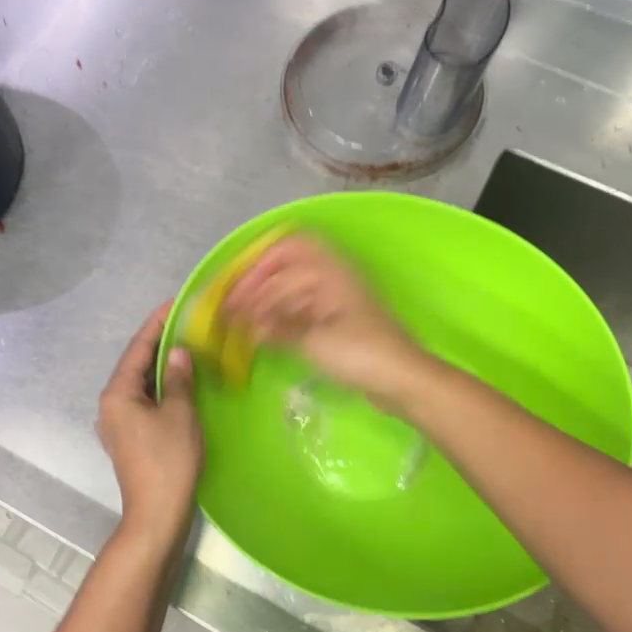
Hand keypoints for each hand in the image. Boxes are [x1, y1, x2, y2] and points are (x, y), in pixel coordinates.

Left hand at [97, 304, 203, 537]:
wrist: (156, 514)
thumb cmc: (168, 461)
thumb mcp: (180, 415)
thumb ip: (179, 379)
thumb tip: (178, 352)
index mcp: (116, 394)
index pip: (137, 348)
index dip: (157, 323)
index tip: (176, 303)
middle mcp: (110, 405)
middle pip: (136, 365)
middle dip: (160, 344)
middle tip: (188, 324)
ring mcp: (117, 424)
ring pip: (140, 385)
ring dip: (162, 368)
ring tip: (189, 349)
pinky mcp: (128, 440)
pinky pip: (144, 404)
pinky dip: (161, 390)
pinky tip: (181, 385)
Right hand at [222, 234, 432, 408]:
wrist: (404, 381)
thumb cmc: (362, 354)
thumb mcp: (314, 341)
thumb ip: (277, 329)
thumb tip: (247, 326)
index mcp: (330, 272)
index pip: (285, 250)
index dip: (255, 265)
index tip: (232, 289)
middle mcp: (332, 279)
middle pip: (285, 270)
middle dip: (254, 286)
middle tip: (228, 308)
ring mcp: (336, 301)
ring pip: (291, 291)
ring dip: (264, 303)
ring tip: (238, 324)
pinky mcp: (337, 323)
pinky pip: (300, 311)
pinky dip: (279, 319)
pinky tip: (262, 335)